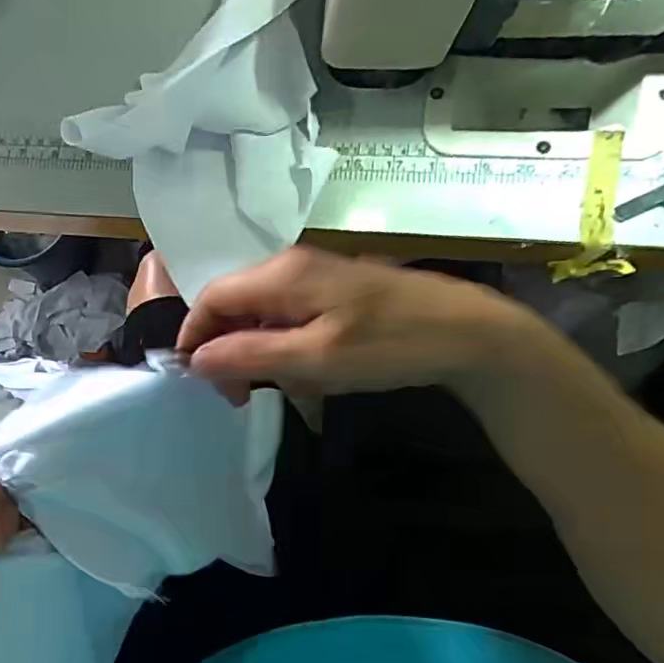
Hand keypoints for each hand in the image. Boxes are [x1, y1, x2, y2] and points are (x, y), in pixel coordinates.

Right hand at [175, 248, 537, 400]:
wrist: (468, 332)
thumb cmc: (389, 344)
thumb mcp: (314, 358)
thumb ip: (250, 354)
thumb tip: (195, 358)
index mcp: (282, 274)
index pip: (212, 297)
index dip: (195, 337)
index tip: (198, 381)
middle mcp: (292, 266)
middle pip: (236, 305)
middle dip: (230, 351)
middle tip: (242, 396)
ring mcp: (317, 277)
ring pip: (264, 316)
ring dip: (263, 355)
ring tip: (287, 390)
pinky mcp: (337, 292)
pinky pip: (293, 319)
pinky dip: (290, 350)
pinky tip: (313, 377)